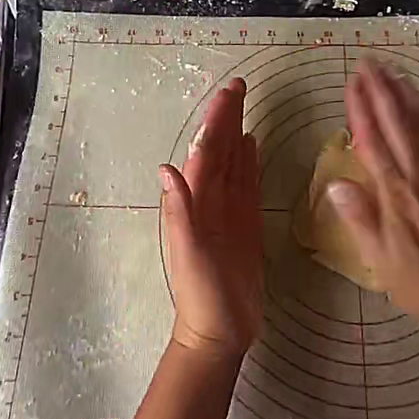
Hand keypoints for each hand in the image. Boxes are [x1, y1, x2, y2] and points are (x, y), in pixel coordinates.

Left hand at [160, 78, 261, 360]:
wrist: (218, 332)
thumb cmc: (201, 296)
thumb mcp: (188, 255)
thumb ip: (179, 213)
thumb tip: (166, 168)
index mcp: (195, 203)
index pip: (206, 152)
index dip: (216, 121)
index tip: (228, 93)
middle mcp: (210, 201)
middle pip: (219, 150)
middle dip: (227, 117)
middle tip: (239, 86)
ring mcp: (228, 211)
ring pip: (233, 162)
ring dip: (236, 132)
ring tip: (244, 106)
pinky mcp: (245, 224)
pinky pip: (247, 185)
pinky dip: (249, 162)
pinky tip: (252, 145)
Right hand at [328, 60, 418, 332]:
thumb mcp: (378, 259)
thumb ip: (359, 217)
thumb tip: (335, 182)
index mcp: (394, 193)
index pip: (371, 140)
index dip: (360, 109)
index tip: (350, 82)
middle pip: (397, 124)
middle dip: (381, 90)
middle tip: (369, 63)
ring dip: (407, 96)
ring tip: (394, 71)